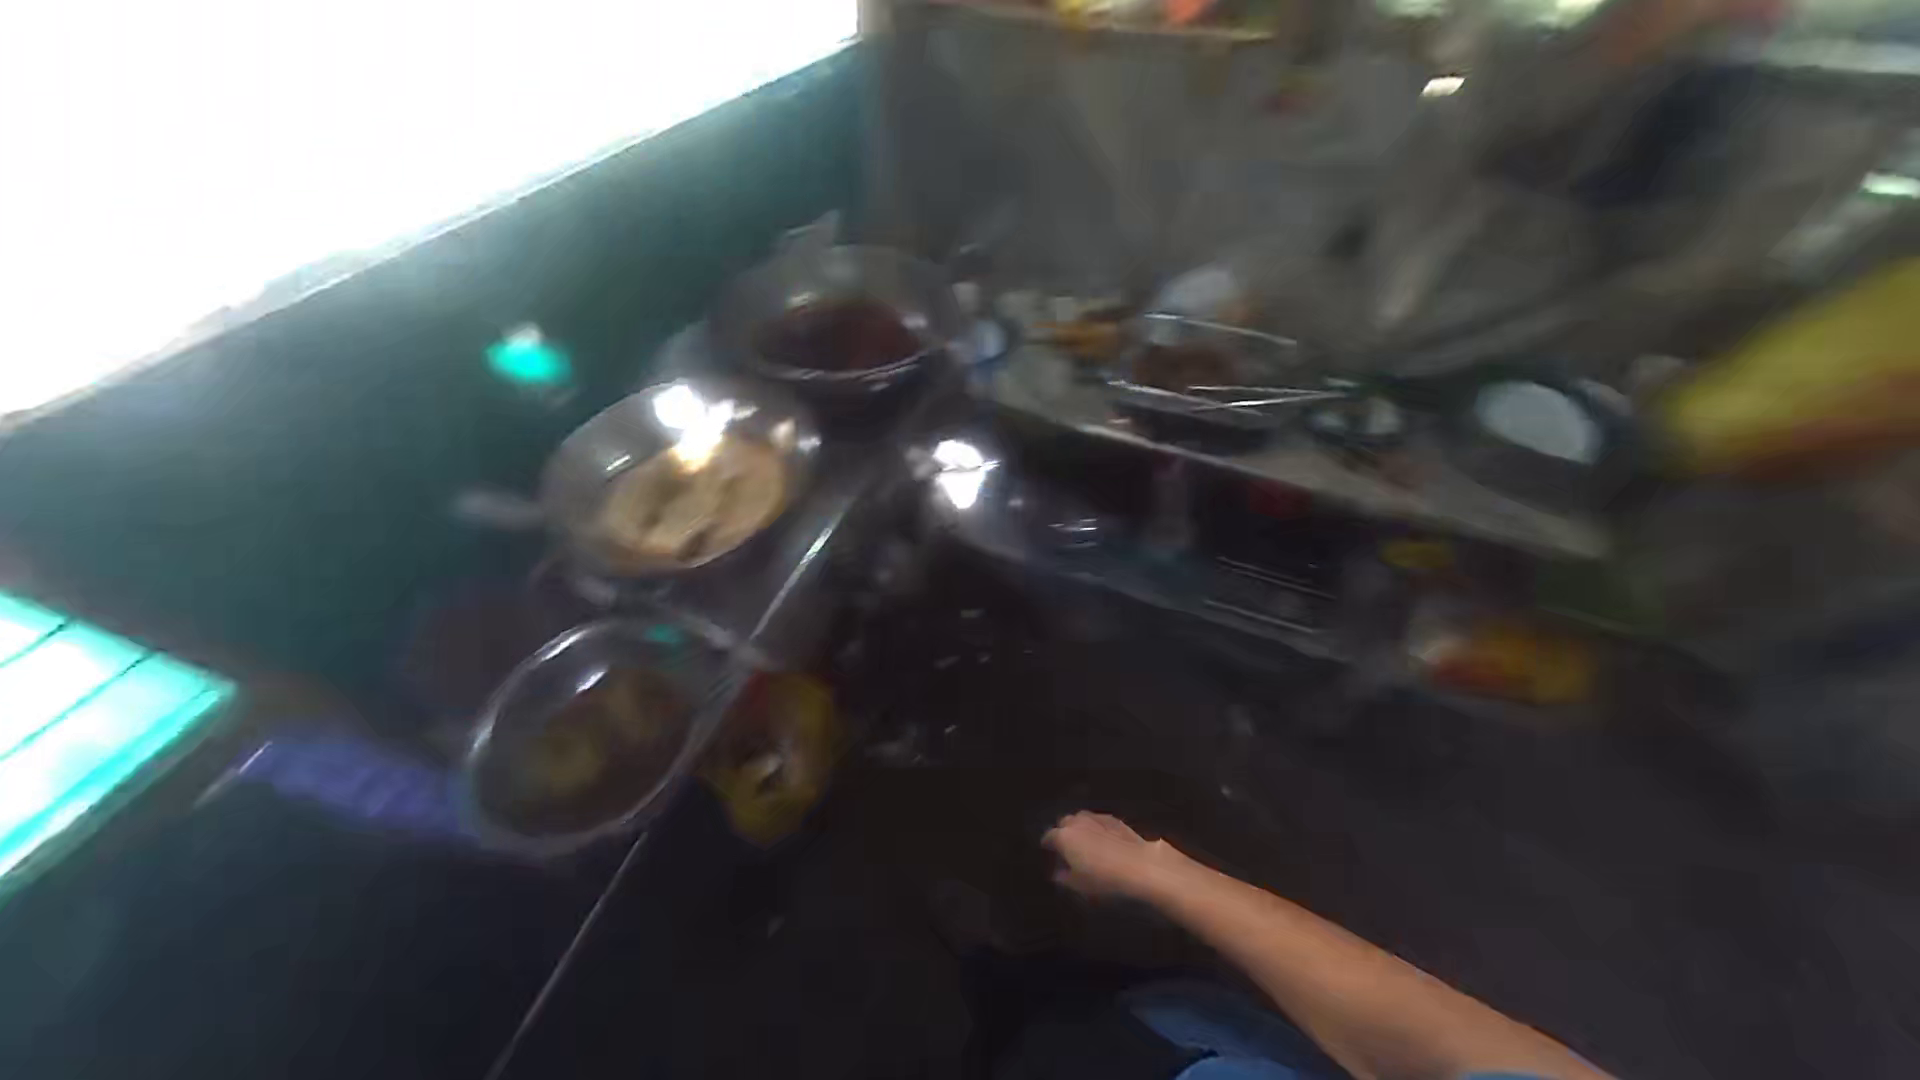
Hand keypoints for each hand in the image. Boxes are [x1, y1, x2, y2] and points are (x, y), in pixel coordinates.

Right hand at [1042, 811, 1187, 898]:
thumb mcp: (1080, 887)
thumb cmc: (1105, 880)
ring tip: (1085, 843)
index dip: (1047, 845)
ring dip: (1080, 828)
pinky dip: (1096, 828)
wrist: (1141, 867)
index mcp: (1064, 837)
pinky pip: (1098, 821)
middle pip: (1064, 823)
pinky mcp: (1115, 820)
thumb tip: (1057, 873)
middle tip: (1067, 849)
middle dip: (1063, 832)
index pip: (1049, 837)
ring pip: (1081, 819)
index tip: (1048, 852)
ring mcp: (1097, 818)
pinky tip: (1103, 839)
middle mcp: (1077, 822)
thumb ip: (1064, 878)